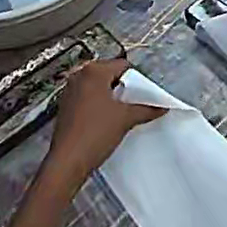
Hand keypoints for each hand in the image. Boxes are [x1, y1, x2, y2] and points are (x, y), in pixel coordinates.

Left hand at [42, 60, 164, 189]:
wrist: (68, 161)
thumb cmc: (94, 134)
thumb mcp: (125, 119)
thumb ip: (145, 109)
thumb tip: (160, 107)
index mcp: (93, 71)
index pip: (123, 65)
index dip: (137, 79)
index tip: (144, 92)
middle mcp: (79, 75)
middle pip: (109, 73)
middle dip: (123, 87)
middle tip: (135, 102)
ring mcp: (70, 89)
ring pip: (97, 85)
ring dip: (110, 95)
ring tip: (121, 112)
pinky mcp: (66, 104)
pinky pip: (87, 96)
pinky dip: (98, 103)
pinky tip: (105, 119)